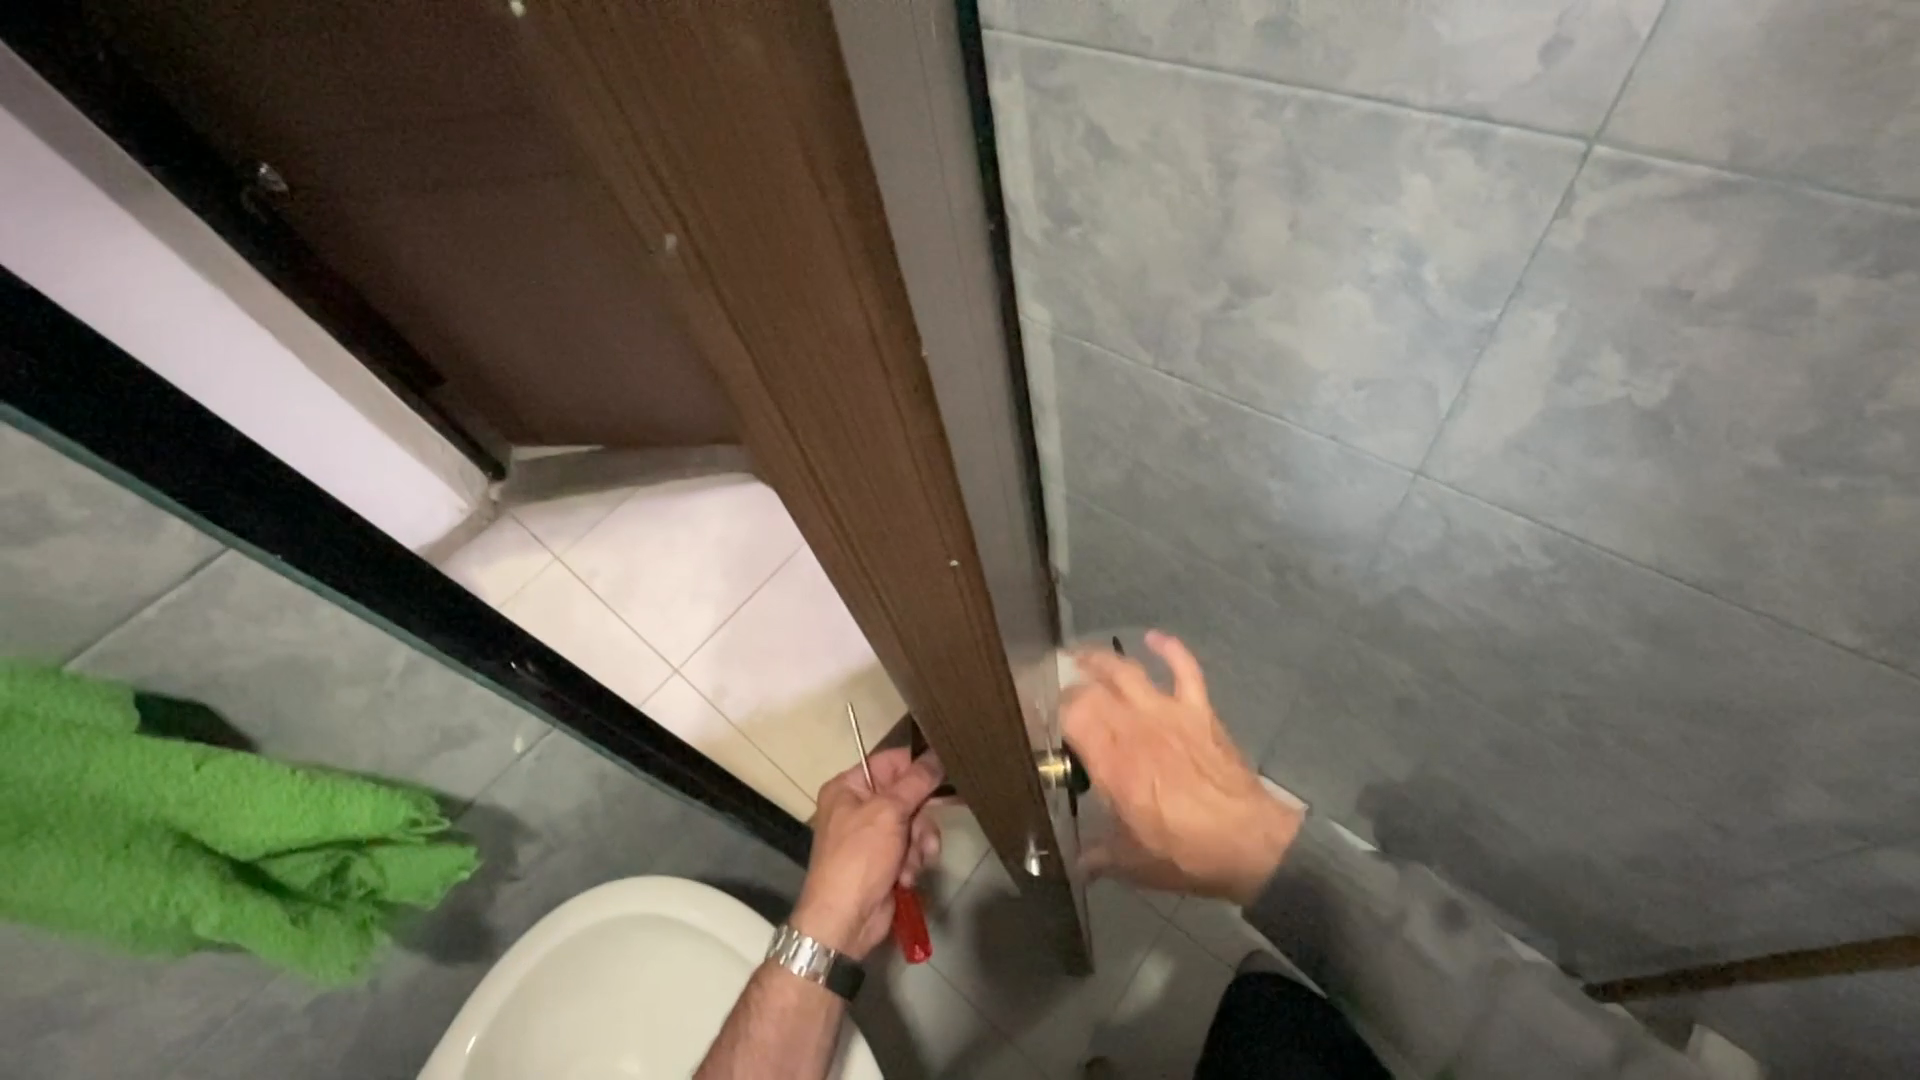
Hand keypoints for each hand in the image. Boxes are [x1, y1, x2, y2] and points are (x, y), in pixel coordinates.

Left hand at [791, 748, 944, 959]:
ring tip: (913, 862)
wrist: (845, 921)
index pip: (891, 762)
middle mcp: (860, 806)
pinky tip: (906, 877)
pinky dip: (914, 862)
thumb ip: (916, 782)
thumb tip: (937, 755)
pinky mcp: (887, 859)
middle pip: (907, 795)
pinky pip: (913, 848)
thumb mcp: (888, 813)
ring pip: (915, 823)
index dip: (917, 767)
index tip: (946, 771)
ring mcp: (874, 835)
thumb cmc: (859, 857)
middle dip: (920, 818)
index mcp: (849, 786)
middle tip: (927, 828)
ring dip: (919, 844)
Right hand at [1065, 631, 1301, 904]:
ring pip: (1126, 670)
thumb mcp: (1130, 863)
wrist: (1250, 844)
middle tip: (1060, 697)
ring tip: (1082, 656)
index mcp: (1111, 761)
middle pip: (1091, 689)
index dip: (1051, 712)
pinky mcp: (1199, 711)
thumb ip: (1097, 857)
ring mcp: (1168, 713)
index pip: (1069, 716)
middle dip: (1070, 688)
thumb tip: (1075, 864)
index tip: (1043, 722)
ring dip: (1101, 659)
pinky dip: (1169, 649)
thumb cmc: (1185, 853)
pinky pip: (1184, 669)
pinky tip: (1154, 637)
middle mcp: (1134, 727)